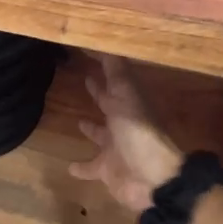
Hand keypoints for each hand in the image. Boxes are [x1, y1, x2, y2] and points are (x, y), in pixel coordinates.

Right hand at [69, 53, 185, 212]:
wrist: (153, 180)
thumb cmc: (138, 134)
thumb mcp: (126, 97)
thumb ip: (116, 73)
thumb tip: (106, 43)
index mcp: (128, 103)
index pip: (115, 79)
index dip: (104, 65)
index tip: (88, 51)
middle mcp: (123, 123)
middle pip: (109, 104)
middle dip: (99, 92)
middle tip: (85, 79)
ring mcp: (115, 148)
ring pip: (100, 134)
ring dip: (91, 127)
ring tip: (77, 120)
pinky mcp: (107, 170)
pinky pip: (90, 167)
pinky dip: (80, 167)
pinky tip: (68, 166)